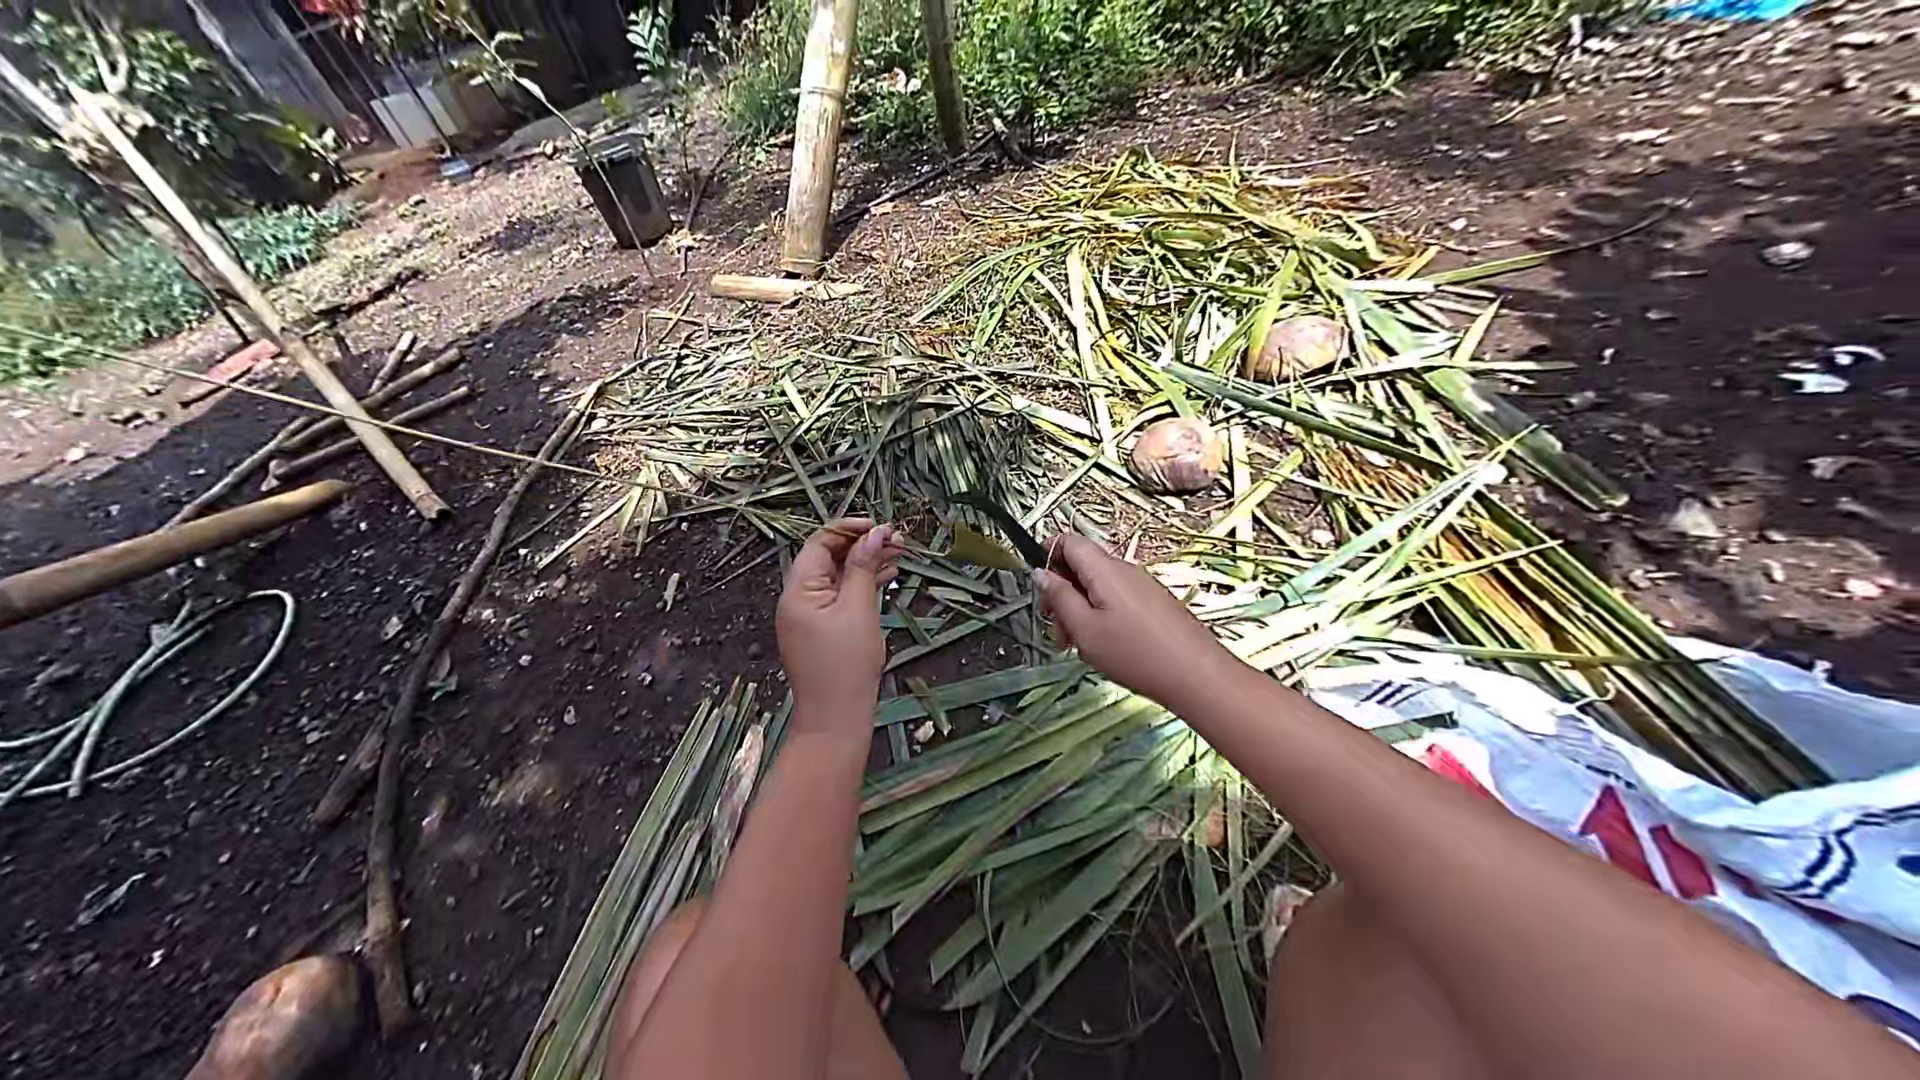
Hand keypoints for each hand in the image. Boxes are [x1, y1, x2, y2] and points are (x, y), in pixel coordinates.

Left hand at [776, 519, 901, 735]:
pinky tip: (887, 577)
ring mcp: (809, 615)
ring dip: (865, 564)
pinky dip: (861, 585)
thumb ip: (863, 567)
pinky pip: (840, 597)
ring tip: (899, 553)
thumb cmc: (847, 664)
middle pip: (829, 558)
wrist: (835, 718)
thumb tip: (874, 533)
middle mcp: (798, 598)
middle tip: (897, 540)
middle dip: (862, 545)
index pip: (820, 543)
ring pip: (838, 577)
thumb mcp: (859, 609)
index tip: (881, 527)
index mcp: (798, 590)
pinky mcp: (822, 629)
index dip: (850, 529)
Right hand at [1032, 533, 1234, 706]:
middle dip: (1062, 594)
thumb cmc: (1136, 654)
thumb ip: (1059, 598)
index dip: (1047, 554)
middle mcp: (1125, 570)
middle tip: (1058, 630)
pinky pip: (1116, 600)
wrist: (1197, 676)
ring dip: (1080, 611)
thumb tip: (1041, 573)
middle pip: (1082, 567)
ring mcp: (1142, 587)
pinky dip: (1100, 617)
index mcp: (1105, 570)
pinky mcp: (1153, 604)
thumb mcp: (1085, 629)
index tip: (1039, 586)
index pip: (1069, 541)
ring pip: (1098, 587)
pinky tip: (1104, 647)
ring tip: (1080, 646)